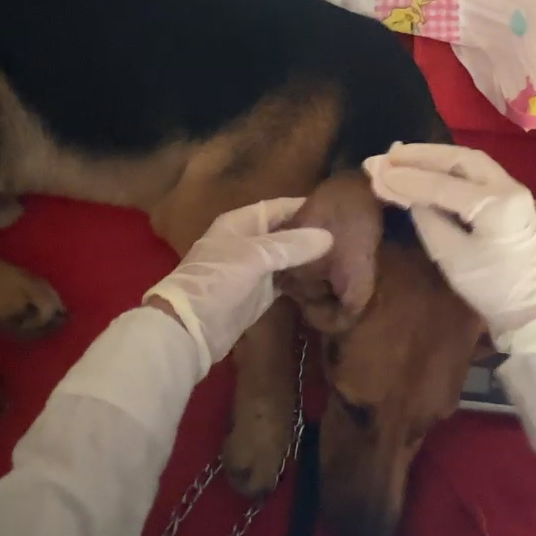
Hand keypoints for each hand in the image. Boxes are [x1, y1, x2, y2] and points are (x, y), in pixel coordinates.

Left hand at [143, 198, 331, 371]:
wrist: (190, 329)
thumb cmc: (217, 281)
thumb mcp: (255, 256)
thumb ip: (292, 245)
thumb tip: (329, 236)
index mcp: (241, 222)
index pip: (279, 207)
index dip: (305, 206)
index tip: (335, 209)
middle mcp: (248, 241)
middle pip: (285, 231)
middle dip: (310, 232)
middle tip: (344, 234)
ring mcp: (253, 268)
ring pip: (287, 256)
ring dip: (308, 257)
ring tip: (340, 255)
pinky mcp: (259, 293)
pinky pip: (285, 279)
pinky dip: (302, 278)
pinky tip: (323, 278)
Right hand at [365, 144, 535, 351]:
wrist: (530, 306)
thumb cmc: (489, 287)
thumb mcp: (450, 256)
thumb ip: (426, 218)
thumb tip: (402, 190)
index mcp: (496, 205)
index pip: (442, 184)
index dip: (407, 177)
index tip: (377, 170)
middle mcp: (508, 187)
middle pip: (459, 159)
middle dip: (421, 155)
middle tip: (389, 155)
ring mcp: (513, 188)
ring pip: (469, 160)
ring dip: (435, 156)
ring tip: (403, 156)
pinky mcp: (511, 195)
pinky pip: (477, 171)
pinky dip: (450, 166)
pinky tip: (428, 166)